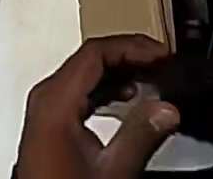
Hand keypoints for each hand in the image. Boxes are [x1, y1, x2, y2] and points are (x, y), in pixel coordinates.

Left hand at [16, 34, 181, 178]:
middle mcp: (47, 97)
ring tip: (151, 77)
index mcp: (55, 100)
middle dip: (128, 57)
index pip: (95, 52)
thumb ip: (140, 137)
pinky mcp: (51, 121)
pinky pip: (80, 91)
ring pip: (86, 73)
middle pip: (90, 59)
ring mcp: (47, 108)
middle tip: (160, 62)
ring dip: (119, 72)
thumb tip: (166, 109)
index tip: (159, 53)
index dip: (131, 47)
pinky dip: (106, 88)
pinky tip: (128, 97)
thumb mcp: (110, 173)